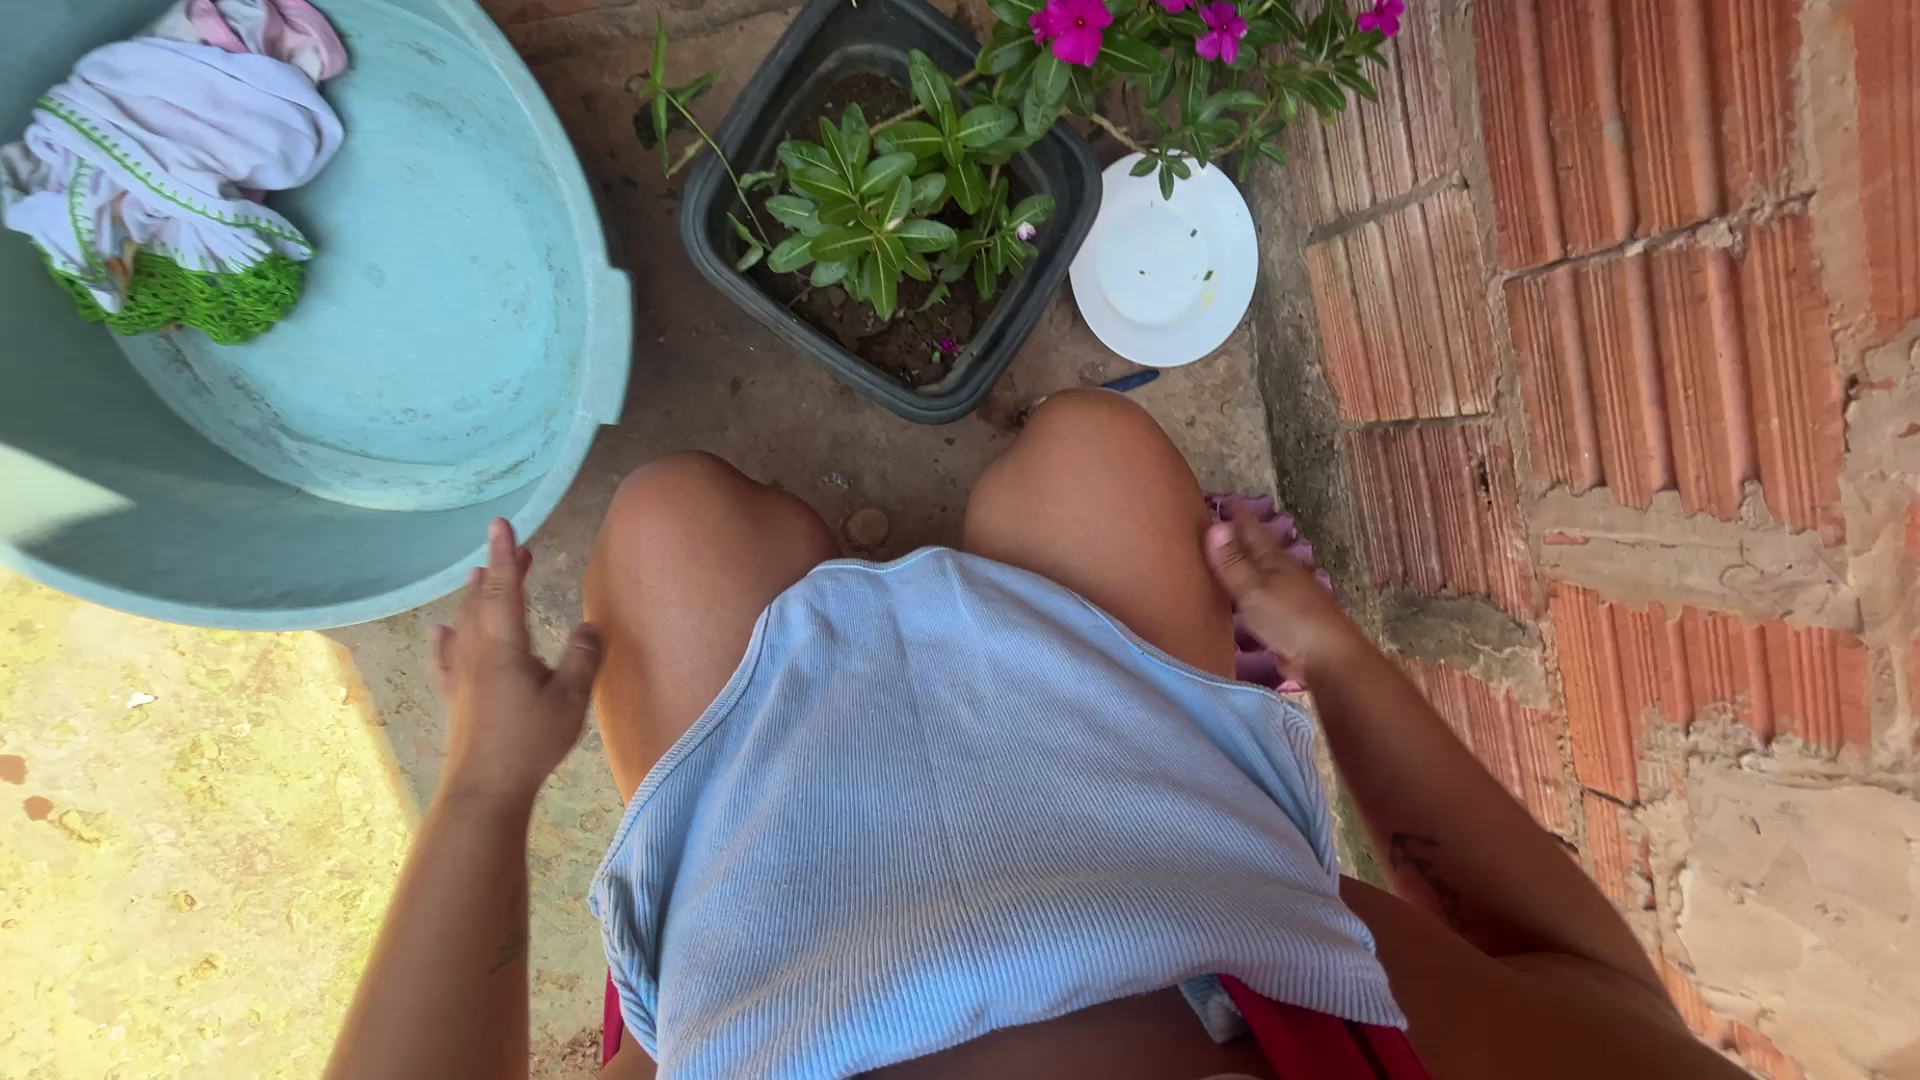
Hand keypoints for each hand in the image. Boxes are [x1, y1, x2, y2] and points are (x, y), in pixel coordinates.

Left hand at [431, 518, 601, 806]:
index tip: (501, 524)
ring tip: (482, 575)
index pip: (506, 591)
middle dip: (499, 570)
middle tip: (515, 546)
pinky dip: (447, 637)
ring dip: (476, 595)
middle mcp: (477, 654)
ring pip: (465, 624)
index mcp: (505, 648)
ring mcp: (463, 677)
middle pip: (484, 601)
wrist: (485, 789)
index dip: (506, 556)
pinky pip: (448, 657)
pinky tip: (442, 631)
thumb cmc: (530, 741)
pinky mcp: (458, 698)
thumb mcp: (571, 697)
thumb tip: (590, 624)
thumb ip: (583, 657)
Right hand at [1205, 514, 1372, 685]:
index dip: (1238, 514)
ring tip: (1221, 558)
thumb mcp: (1253, 589)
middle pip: (1256, 549)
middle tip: (1217, 524)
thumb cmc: (1289, 619)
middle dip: (1239, 536)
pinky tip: (1235, 598)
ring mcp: (1285, 596)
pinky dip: (1243, 591)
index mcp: (1274, 560)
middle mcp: (1281, 573)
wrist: (1327, 659)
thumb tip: (1214, 525)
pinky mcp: (1283, 620)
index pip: (1251, 529)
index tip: (1224, 498)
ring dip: (1241, 564)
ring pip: (1257, 573)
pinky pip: (1256, 597)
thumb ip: (1232, 562)